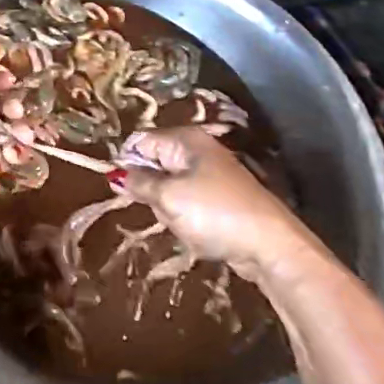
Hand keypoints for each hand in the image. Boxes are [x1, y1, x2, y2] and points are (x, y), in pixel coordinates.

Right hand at [117, 127, 313, 280]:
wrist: (268, 243)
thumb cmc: (214, 213)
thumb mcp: (169, 198)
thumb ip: (140, 183)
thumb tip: (115, 171)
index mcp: (184, 139)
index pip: (141, 141)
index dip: (128, 164)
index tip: (125, 190)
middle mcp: (197, 148)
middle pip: (155, 163)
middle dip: (152, 191)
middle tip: (164, 209)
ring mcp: (210, 172)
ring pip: (170, 187)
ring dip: (169, 209)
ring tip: (184, 223)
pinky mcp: (219, 195)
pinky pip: (188, 201)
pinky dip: (186, 217)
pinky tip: (198, 232)